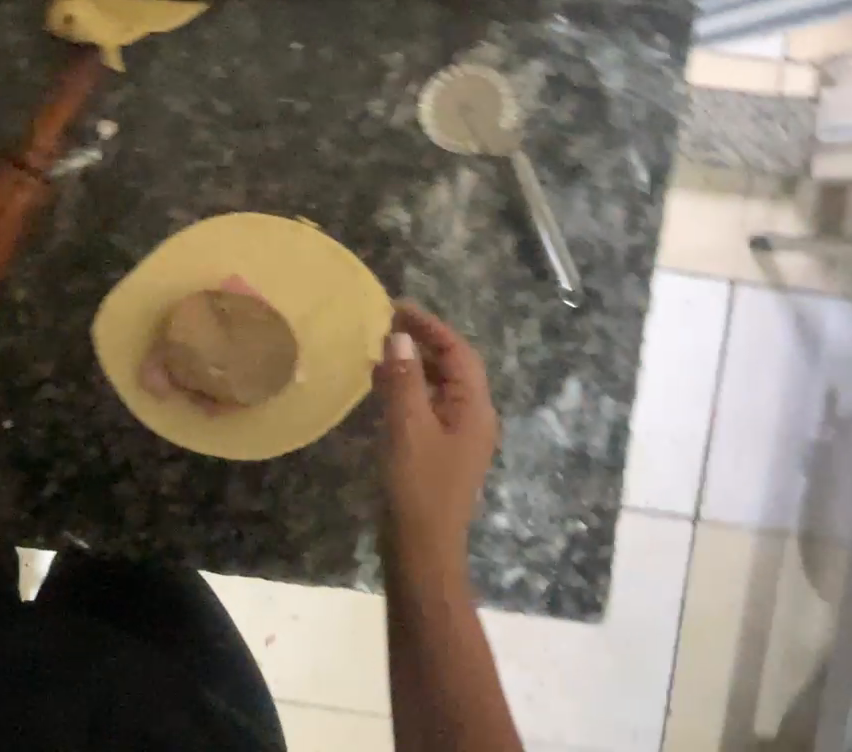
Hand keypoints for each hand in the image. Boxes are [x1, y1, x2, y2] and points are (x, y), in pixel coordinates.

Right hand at [374, 303, 498, 576]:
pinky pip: (425, 404)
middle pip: (452, 366)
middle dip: (422, 340)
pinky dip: (405, 386)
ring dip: (412, 362)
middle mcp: (472, 417)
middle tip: (383, 321)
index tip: (395, 306)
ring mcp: (455, 435)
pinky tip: (378, 383)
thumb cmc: (419, 485)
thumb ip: (405, 379)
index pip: (459, 353)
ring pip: (438, 385)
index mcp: (475, 409)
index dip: (430, 326)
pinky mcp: (437, 448)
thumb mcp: (408, 427)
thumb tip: (400, 337)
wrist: (421, 546)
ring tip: (376, 345)